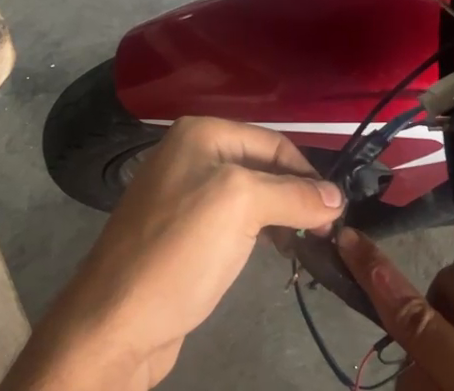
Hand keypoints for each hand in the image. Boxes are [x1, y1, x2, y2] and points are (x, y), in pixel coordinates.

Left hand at [2, 117, 344, 390]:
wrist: (116, 319)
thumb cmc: (180, 250)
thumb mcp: (240, 207)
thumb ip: (292, 195)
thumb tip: (336, 197)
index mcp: (201, 134)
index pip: (273, 141)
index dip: (308, 173)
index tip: (337, 212)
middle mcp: (190, 154)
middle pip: (262, 166)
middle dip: (295, 195)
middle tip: (325, 233)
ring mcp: (183, 193)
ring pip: (249, 195)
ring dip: (280, 216)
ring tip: (304, 246)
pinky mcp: (182, 232)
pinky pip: (232, 220)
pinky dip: (258, 232)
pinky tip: (274, 252)